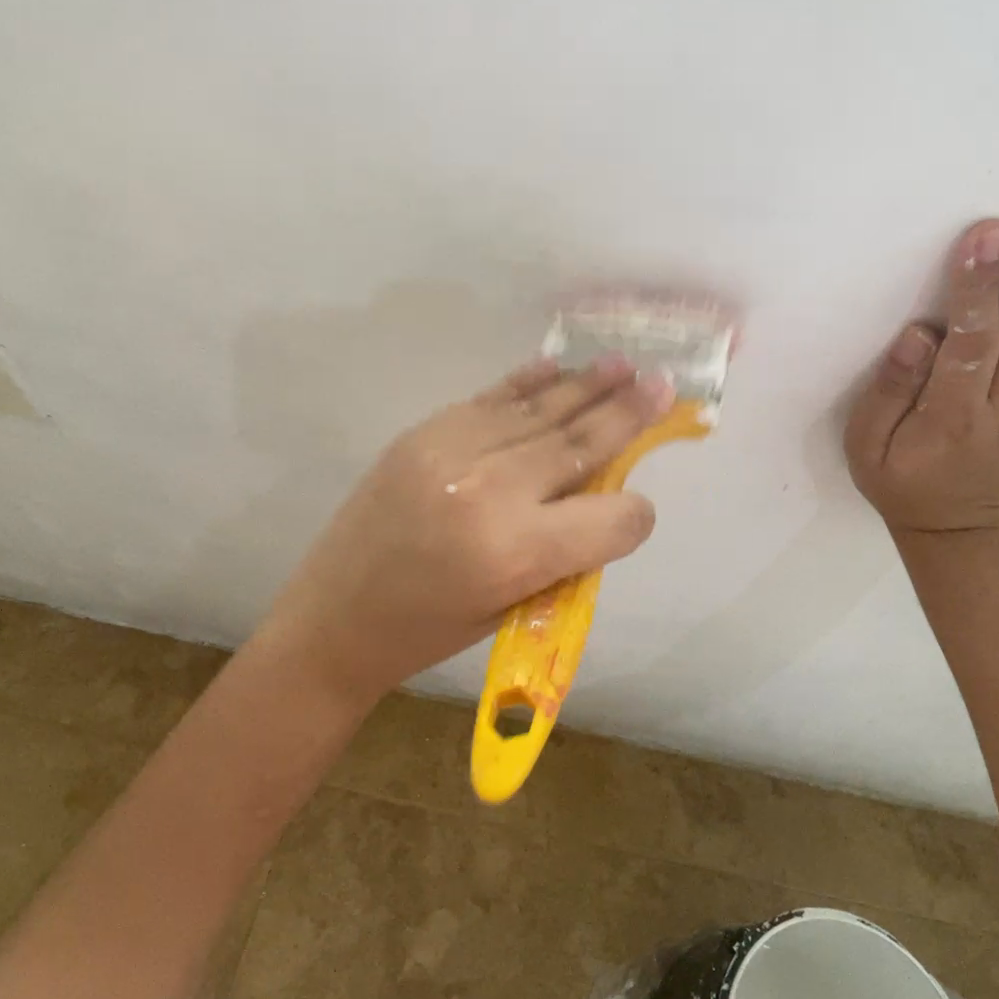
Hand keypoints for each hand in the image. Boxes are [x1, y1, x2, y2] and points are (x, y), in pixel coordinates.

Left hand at [256, 354, 673, 703]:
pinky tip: (557, 369)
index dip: (633, 515)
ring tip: (625, 367)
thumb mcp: (511, 609)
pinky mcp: (422, 434)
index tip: (638, 507)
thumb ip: (562, 554)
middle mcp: (488, 491)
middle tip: (664, 385)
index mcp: (514, 552)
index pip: (610, 518)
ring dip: (586, 388)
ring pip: (538, 413)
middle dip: (628, 416)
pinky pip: (489, 400)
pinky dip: (527, 384)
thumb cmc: (428, 631)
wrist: (335, 617)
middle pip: (578, 445)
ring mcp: (451, 453)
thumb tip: (604, 500)